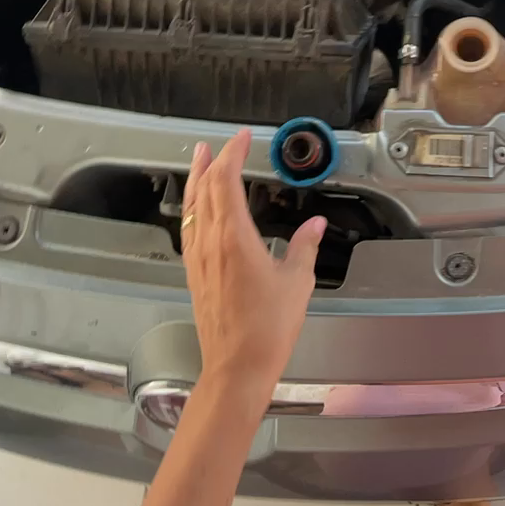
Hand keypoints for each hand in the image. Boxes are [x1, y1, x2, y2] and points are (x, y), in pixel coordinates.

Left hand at [182, 128, 324, 405]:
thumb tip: (315, 222)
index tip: (243, 138)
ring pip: (191, 209)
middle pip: (204, 190)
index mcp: (234, 238)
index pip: (226, 181)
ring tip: (198, 163)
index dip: (232, 154)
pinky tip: (198, 210)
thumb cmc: (269, 326)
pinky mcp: (194, 274)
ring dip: (196, 182)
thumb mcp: (297, 281)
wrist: (237, 367)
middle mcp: (210, 243)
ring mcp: (197, 259)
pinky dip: (193, 208)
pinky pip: (189, 230)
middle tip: (215, 143)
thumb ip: (305, 246)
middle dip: (209, 162)